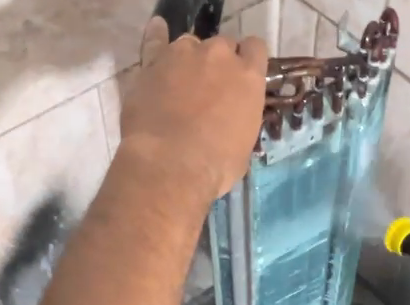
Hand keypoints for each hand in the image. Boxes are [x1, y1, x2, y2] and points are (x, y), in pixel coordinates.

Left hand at [118, 18, 268, 206]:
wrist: (171, 165)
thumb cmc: (216, 167)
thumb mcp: (243, 150)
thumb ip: (240, 122)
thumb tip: (232, 124)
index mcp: (248, 77)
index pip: (255, 49)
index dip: (248, 62)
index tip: (241, 80)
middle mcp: (219, 55)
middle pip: (223, 46)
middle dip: (219, 64)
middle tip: (211, 91)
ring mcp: (184, 54)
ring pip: (191, 45)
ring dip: (191, 60)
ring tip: (182, 85)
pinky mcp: (154, 61)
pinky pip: (156, 39)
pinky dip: (157, 37)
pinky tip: (157, 32)